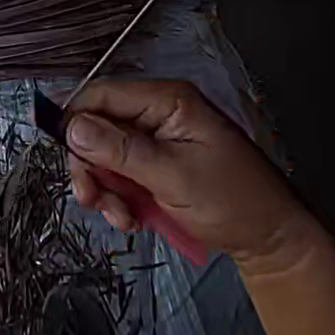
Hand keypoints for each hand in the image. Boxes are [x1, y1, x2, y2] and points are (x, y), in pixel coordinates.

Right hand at [64, 81, 311, 271]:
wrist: (269, 239)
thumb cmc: (233, 200)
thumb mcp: (174, 176)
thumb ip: (121, 150)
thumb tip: (72, 126)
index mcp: (167, 100)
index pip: (103, 95)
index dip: (76, 120)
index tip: (64, 155)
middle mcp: (157, 113)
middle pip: (98, 127)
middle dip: (91, 165)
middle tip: (91, 199)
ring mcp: (155, 140)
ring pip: (104, 155)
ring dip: (104, 188)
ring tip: (120, 217)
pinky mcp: (154, 165)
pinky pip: (119, 175)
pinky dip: (117, 198)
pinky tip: (130, 218)